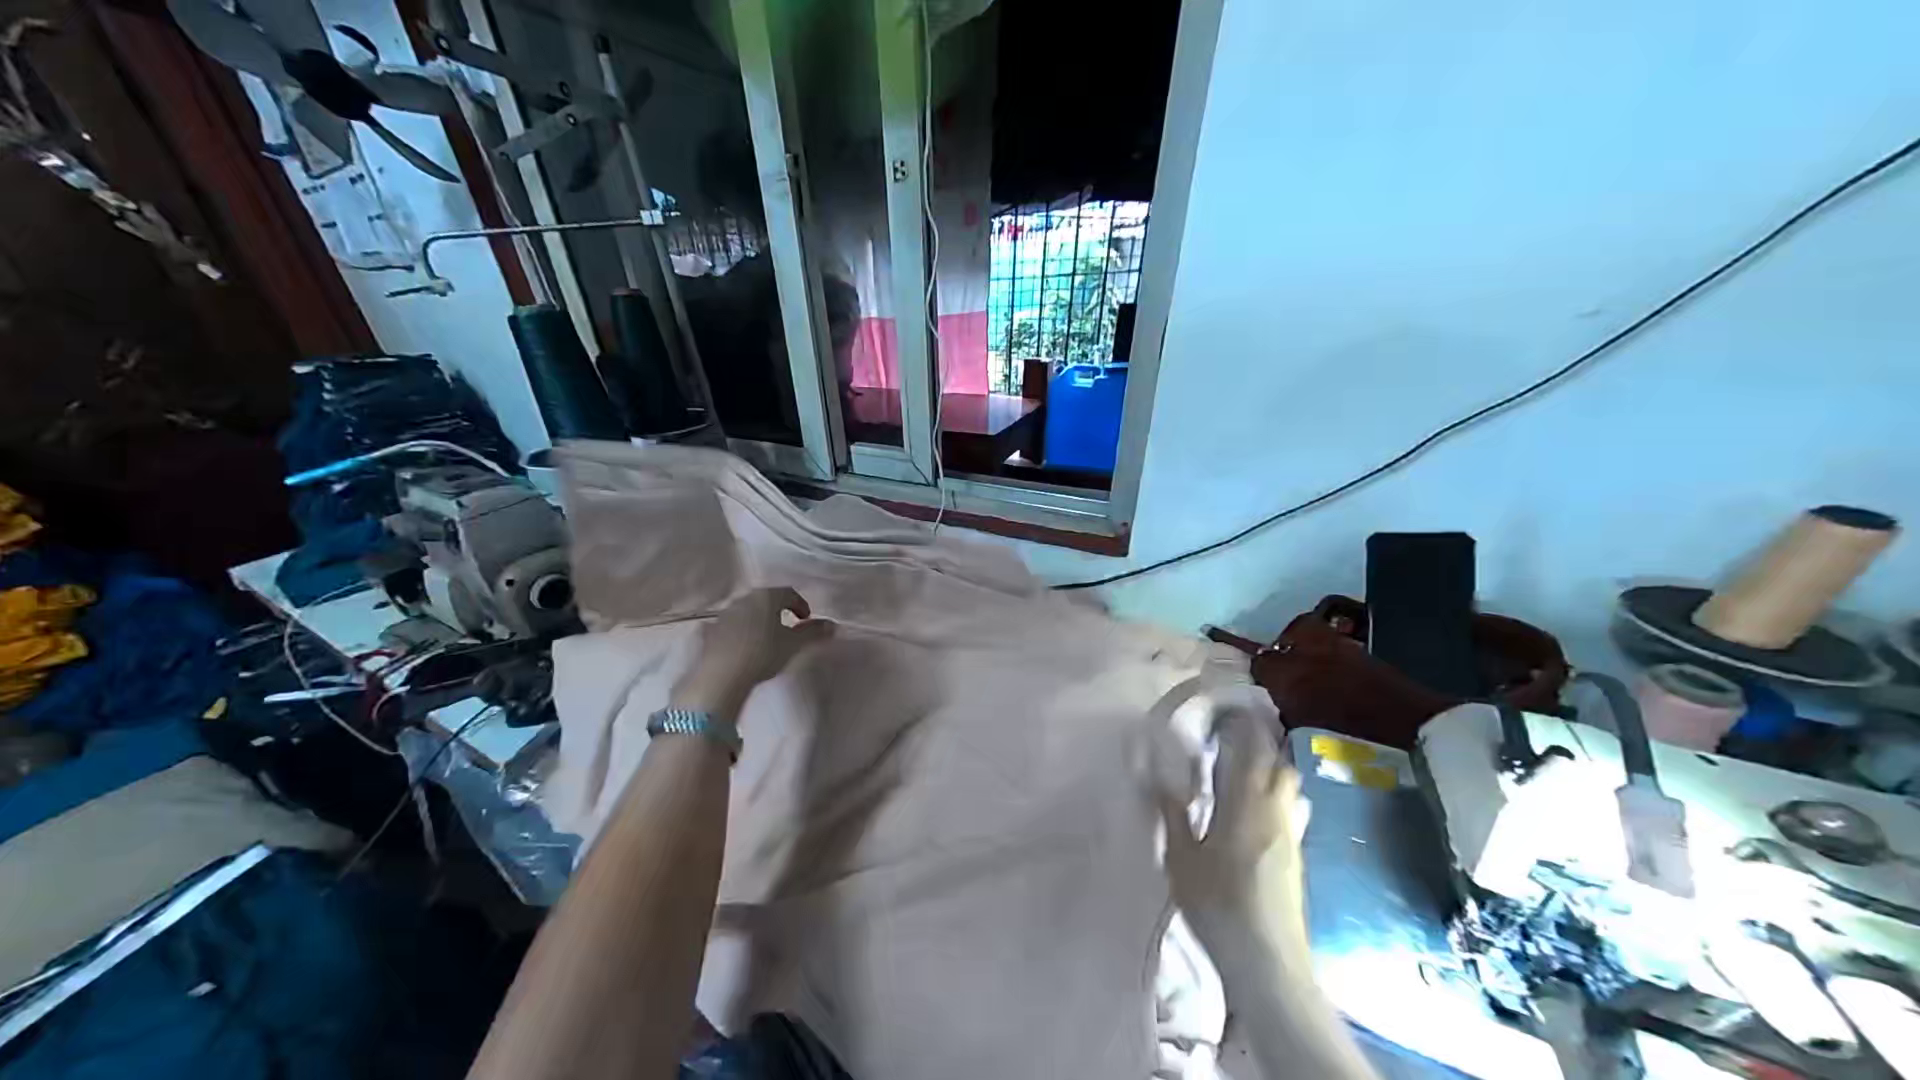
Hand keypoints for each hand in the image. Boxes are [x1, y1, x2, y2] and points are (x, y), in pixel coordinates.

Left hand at [672, 587, 833, 716]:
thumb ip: (814, 632)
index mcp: (768, 596)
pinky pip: (735, 624)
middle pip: (768, 599)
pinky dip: (745, 630)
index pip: (789, 593)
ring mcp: (726, 612)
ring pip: (750, 610)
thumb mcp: (794, 644)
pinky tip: (748, 647)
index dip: (800, 605)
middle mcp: (746, 598)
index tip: (806, 620)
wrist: (723, 675)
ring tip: (768, 638)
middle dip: (780, 610)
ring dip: (761, 619)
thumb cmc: (764, 653)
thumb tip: (832, 625)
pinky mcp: (713, 629)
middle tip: (789, 626)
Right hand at [1161, 704, 1311, 955]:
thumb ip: (1173, 811)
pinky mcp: (1298, 856)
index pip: (1252, 748)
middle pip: (1278, 763)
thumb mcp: (1182, 858)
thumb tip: (1155, 771)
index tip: (1224, 707)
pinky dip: (1276, 795)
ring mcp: (1292, 834)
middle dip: (1259, 743)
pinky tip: (1256, 812)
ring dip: (1271, 768)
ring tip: (1242, 770)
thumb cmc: (1218, 904)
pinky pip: (1292, 808)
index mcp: (1246, 802)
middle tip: (1230, 739)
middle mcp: (1276, 810)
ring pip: (1289, 785)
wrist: (1268, 962)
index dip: (1243, 723)